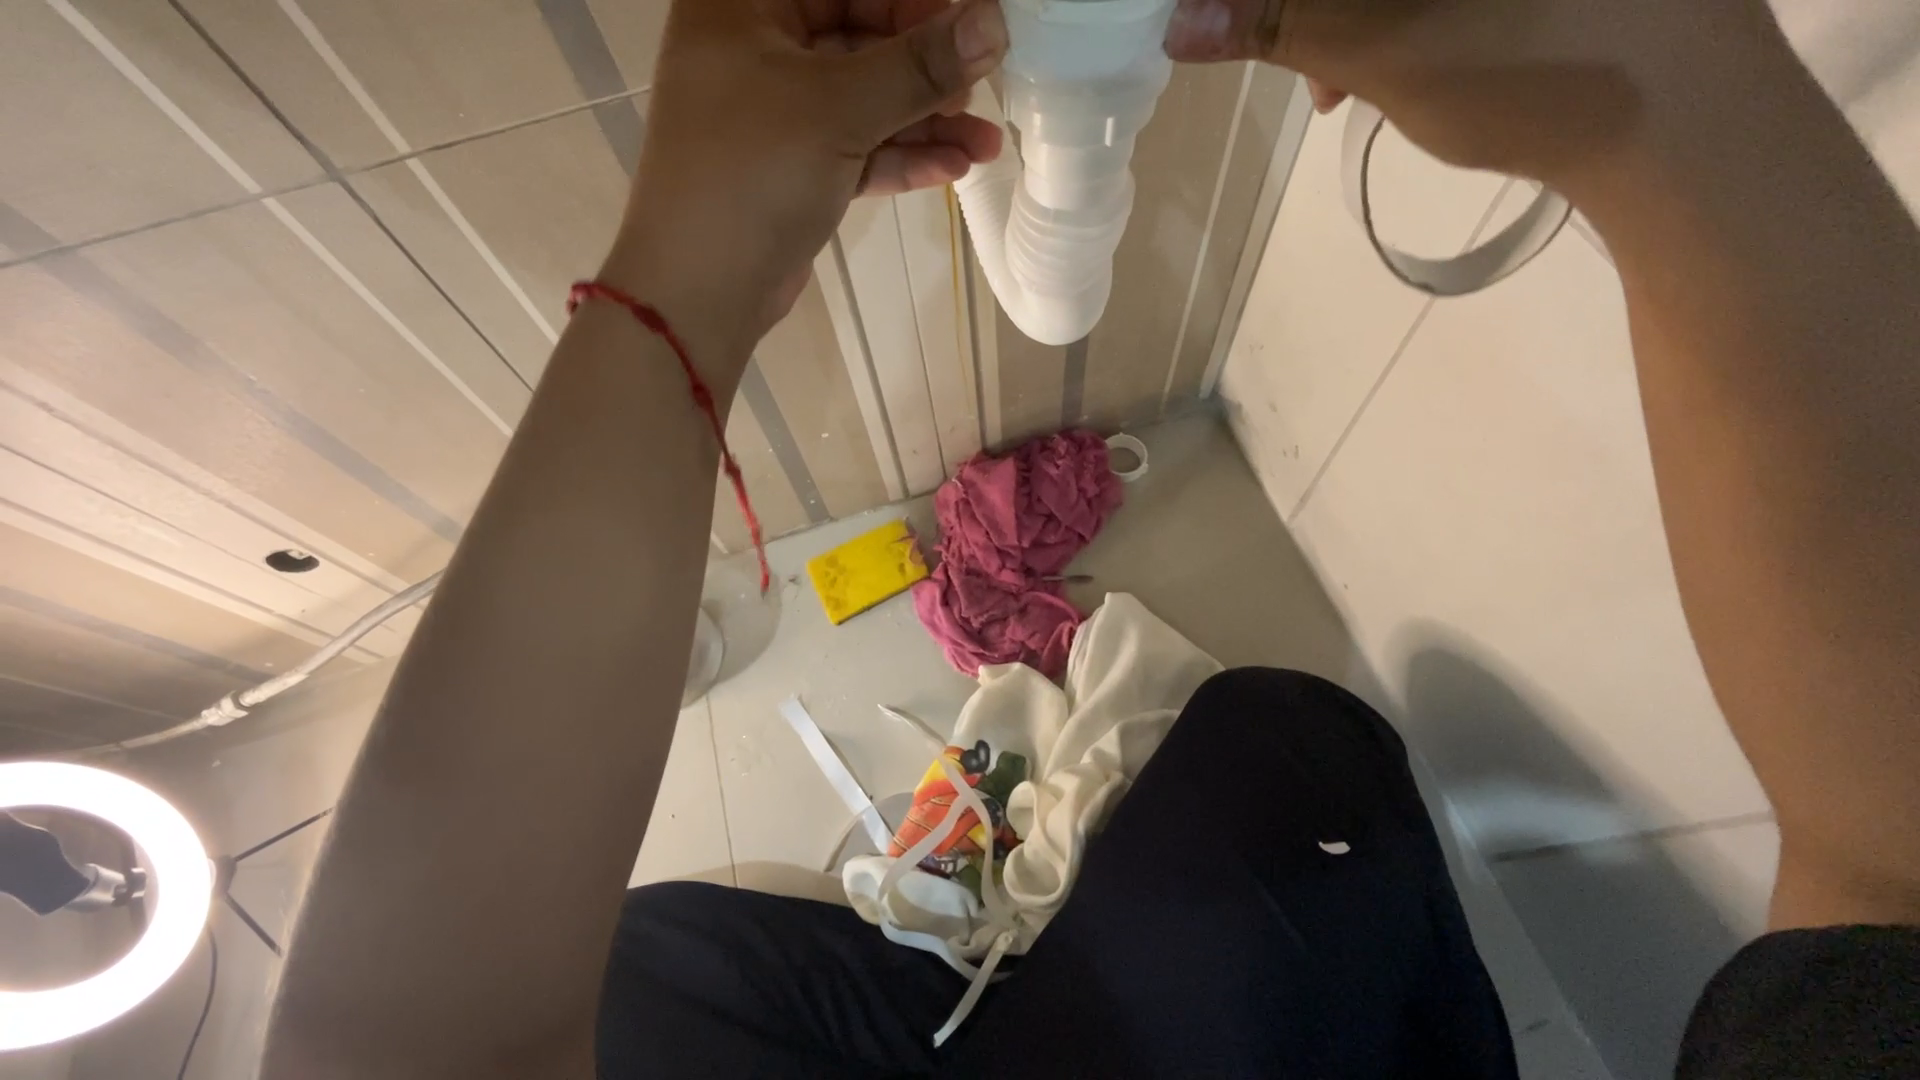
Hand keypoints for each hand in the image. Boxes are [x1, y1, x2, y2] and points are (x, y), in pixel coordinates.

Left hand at [605, 0, 1007, 362]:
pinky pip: (855, 149)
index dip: (913, 3)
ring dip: (924, 122)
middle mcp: (755, 49)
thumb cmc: (752, 176)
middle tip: (984, 84)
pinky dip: (900, 158)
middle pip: (858, 37)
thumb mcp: (837, 110)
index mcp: (744, 4)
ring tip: (987, 141)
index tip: (973, 23)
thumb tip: (992, 23)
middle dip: (925, 68)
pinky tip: (954, 168)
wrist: (699, 293)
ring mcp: (774, 116)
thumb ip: (916, 67)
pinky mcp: (793, 171)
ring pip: (862, 101)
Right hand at [1163, 0, 1788, 186]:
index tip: (1224, 22)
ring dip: (1346, 16)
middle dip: (1309, 7)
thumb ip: (1276, 25)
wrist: (1679, 118)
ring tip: (1335, 84)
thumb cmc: (1529, 70)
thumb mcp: (1382, 49)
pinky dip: (1393, 15)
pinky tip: (1387, 62)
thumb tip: (1178, 23)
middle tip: (1300, 68)